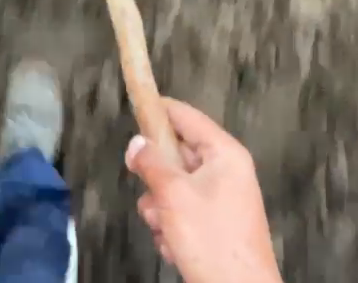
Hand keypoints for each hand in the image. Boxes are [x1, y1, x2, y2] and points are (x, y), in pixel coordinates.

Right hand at [125, 98, 281, 282]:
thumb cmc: (210, 239)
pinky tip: (173, 246)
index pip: (184, 115)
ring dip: (160, 207)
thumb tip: (136, 143)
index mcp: (224, 153)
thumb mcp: (173, 194)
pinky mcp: (216, 227)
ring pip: (175, 186)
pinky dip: (172, 226)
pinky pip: (183, 211)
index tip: (131, 111)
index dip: (157, 110)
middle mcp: (226, 171)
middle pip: (176, 154)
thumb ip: (150, 162)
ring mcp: (222, 201)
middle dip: (156, 176)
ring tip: (163, 228)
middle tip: (149, 192)